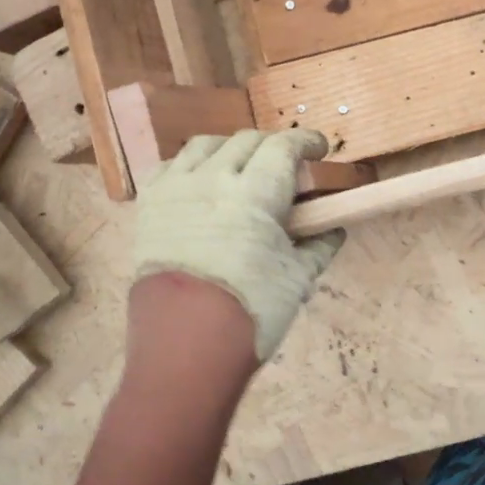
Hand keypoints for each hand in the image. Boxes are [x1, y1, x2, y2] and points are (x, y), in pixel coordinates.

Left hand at [132, 130, 346, 361]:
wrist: (185, 343)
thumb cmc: (252, 308)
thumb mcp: (298, 277)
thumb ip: (319, 245)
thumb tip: (335, 229)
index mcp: (256, 191)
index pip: (284, 146)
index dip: (306, 141)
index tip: (318, 148)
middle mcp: (213, 178)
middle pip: (247, 141)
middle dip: (272, 147)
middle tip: (286, 167)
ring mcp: (176, 189)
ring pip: (206, 145)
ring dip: (231, 149)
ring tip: (243, 168)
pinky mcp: (149, 206)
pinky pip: (172, 166)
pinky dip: (194, 165)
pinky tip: (204, 183)